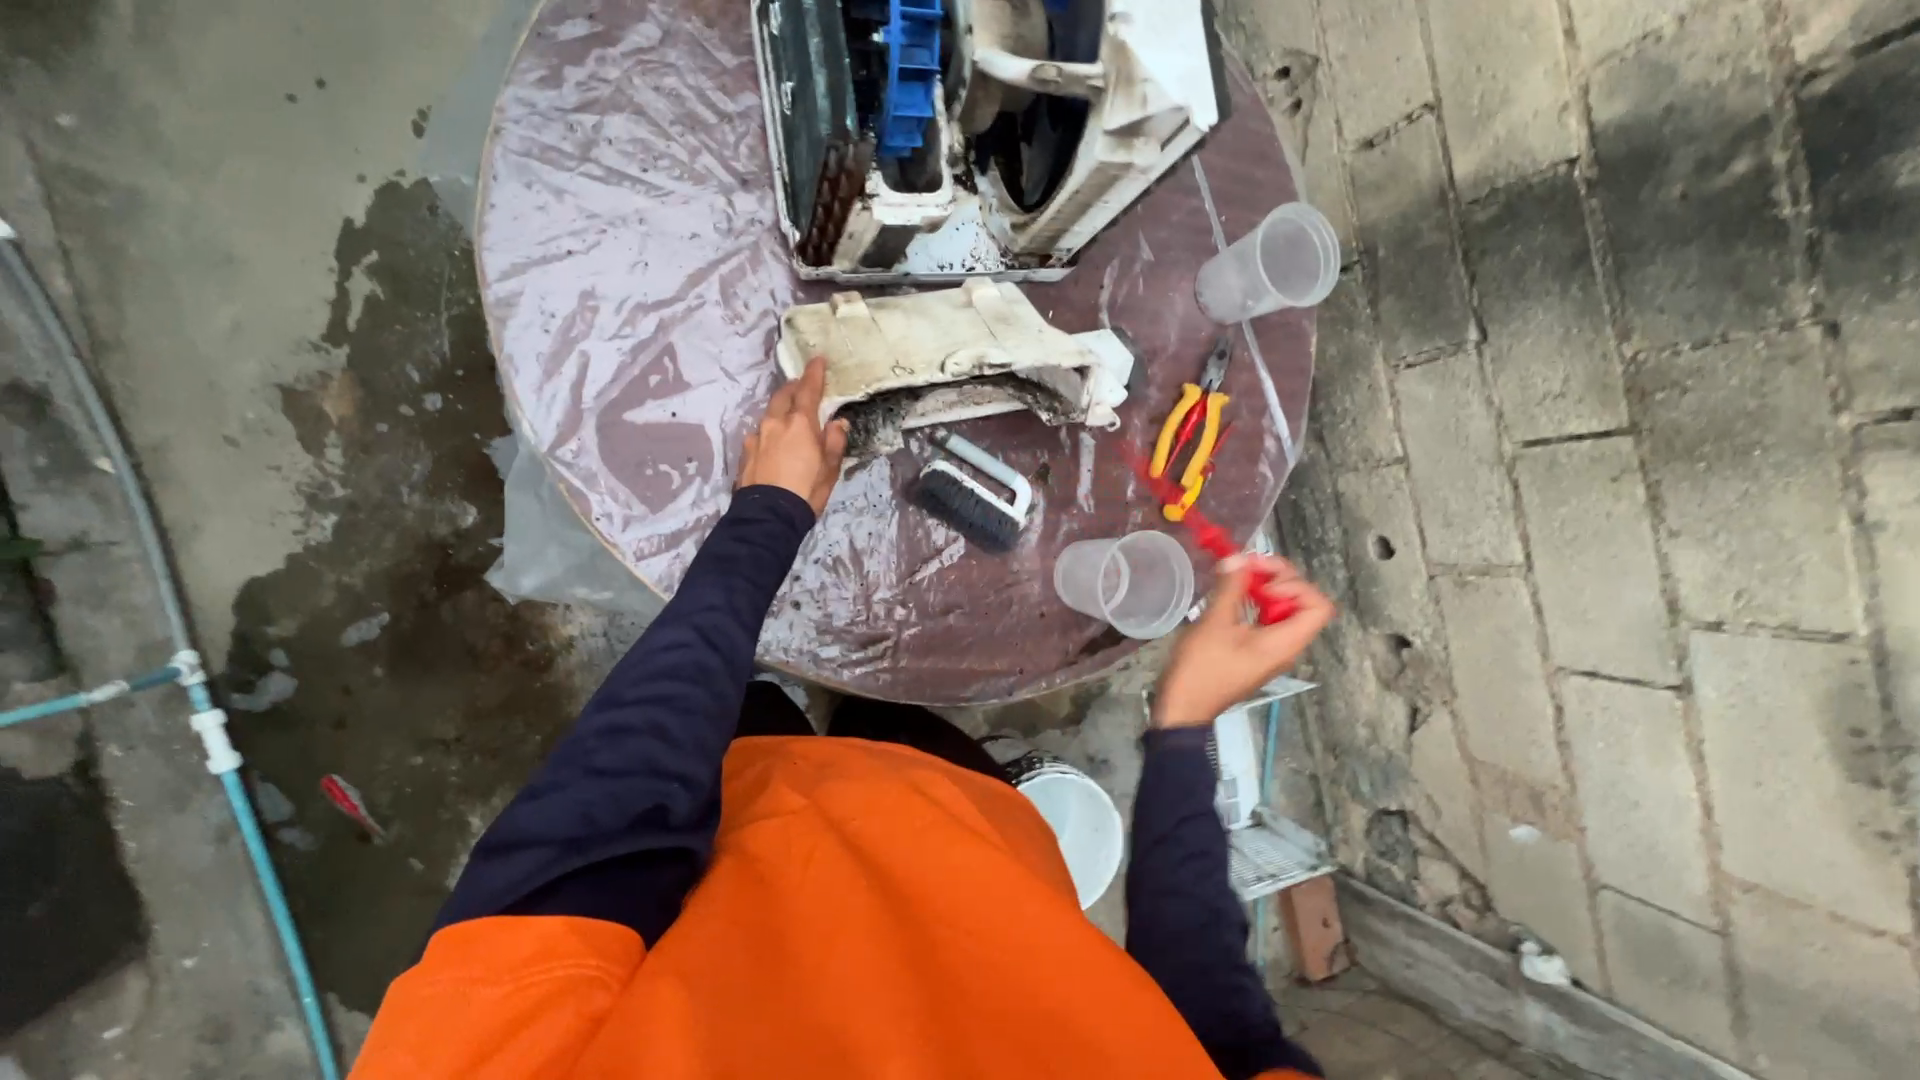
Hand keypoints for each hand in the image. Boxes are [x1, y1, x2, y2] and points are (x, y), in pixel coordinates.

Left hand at [739, 357, 849, 515]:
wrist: (769, 516)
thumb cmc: (807, 491)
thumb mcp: (830, 468)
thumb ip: (834, 441)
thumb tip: (837, 423)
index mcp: (800, 423)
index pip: (808, 390)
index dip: (814, 373)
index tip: (818, 360)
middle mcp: (775, 423)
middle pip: (783, 396)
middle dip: (793, 388)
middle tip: (802, 387)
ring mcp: (756, 437)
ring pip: (769, 415)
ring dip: (779, 411)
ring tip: (788, 420)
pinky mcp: (744, 453)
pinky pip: (759, 435)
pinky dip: (768, 433)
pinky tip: (773, 445)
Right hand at [1152, 554, 1334, 728]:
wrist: (1183, 706)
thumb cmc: (1202, 668)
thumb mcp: (1215, 623)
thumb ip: (1231, 588)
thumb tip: (1238, 558)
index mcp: (1286, 643)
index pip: (1318, 606)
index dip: (1296, 585)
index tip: (1262, 580)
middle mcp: (1287, 647)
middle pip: (1303, 604)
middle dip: (1278, 579)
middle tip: (1248, 567)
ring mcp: (1272, 652)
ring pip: (1285, 611)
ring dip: (1266, 590)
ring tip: (1239, 576)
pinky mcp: (1256, 654)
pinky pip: (1268, 622)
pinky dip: (1256, 604)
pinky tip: (1232, 596)